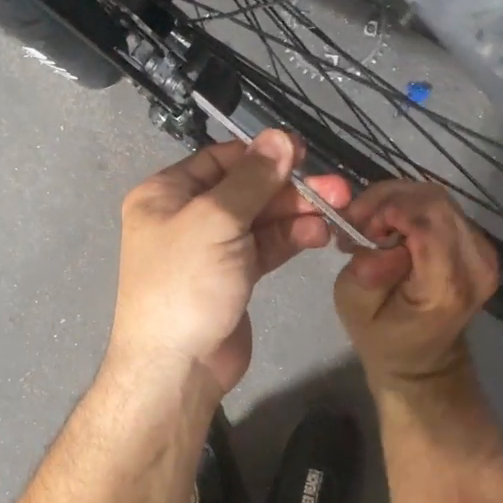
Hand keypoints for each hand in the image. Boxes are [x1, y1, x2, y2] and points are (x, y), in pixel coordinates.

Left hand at [109, 129, 352, 394]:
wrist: (176, 367)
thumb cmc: (186, 285)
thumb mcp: (216, 222)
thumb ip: (251, 179)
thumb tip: (279, 136)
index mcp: (165, 195)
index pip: (219, 159)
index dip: (261, 154)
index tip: (302, 153)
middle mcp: (185, 217)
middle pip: (245, 189)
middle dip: (289, 187)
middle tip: (337, 187)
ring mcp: (210, 250)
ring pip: (259, 219)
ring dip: (297, 213)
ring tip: (338, 209)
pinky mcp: (233, 278)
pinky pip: (264, 248)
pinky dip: (290, 238)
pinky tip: (319, 234)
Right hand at [333, 181, 498, 387]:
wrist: (423, 362)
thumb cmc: (384, 339)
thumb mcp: (355, 312)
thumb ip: (366, 275)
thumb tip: (380, 245)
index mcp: (447, 285)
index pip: (426, 221)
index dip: (386, 209)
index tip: (356, 226)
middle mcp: (476, 264)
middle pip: (433, 202)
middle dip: (387, 201)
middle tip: (357, 223)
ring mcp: (483, 253)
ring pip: (437, 199)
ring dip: (397, 202)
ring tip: (370, 226)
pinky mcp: (479, 244)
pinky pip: (442, 209)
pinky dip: (410, 209)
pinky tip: (390, 228)